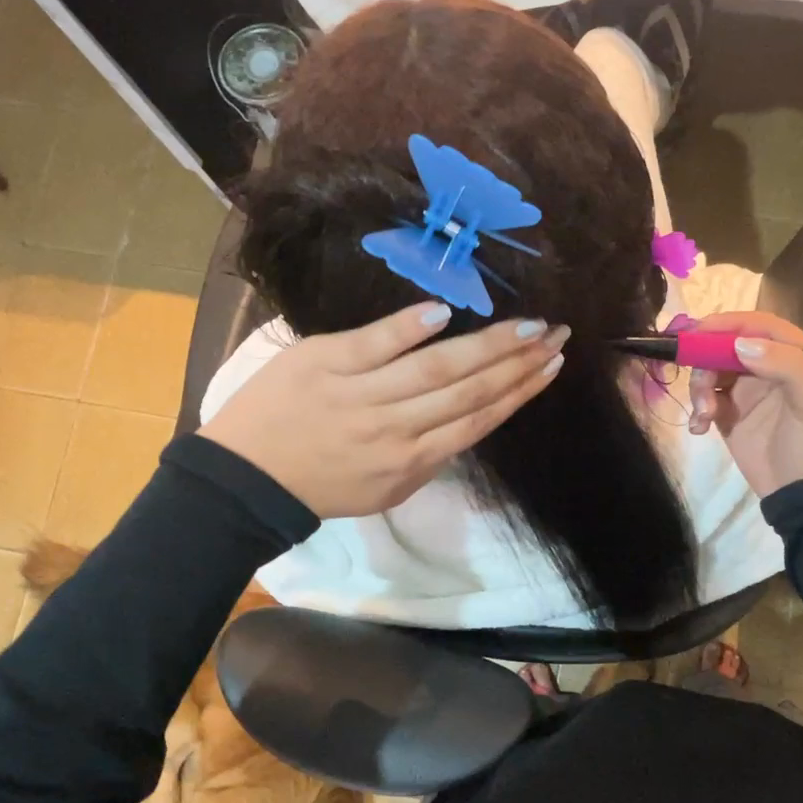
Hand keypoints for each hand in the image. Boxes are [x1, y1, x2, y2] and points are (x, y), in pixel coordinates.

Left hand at [200, 302, 568, 516]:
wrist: (245, 479)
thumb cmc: (322, 487)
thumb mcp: (387, 491)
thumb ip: (429, 458)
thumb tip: (468, 418)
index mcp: (412, 461)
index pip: (479, 420)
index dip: (520, 392)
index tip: (553, 367)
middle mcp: (395, 429)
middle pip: (469, 390)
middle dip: (519, 361)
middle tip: (557, 334)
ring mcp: (360, 394)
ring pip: (435, 368)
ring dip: (486, 344)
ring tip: (526, 323)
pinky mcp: (324, 363)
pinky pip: (375, 343)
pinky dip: (409, 328)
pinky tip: (444, 311)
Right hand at [686, 311, 802, 496]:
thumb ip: (786, 365)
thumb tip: (740, 345)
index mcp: (795, 354)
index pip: (757, 326)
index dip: (726, 325)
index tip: (696, 333)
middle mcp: (768, 366)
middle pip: (725, 347)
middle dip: (705, 361)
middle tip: (699, 386)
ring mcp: (746, 390)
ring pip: (710, 371)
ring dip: (699, 388)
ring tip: (704, 415)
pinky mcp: (728, 413)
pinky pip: (704, 399)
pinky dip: (697, 410)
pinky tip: (699, 428)